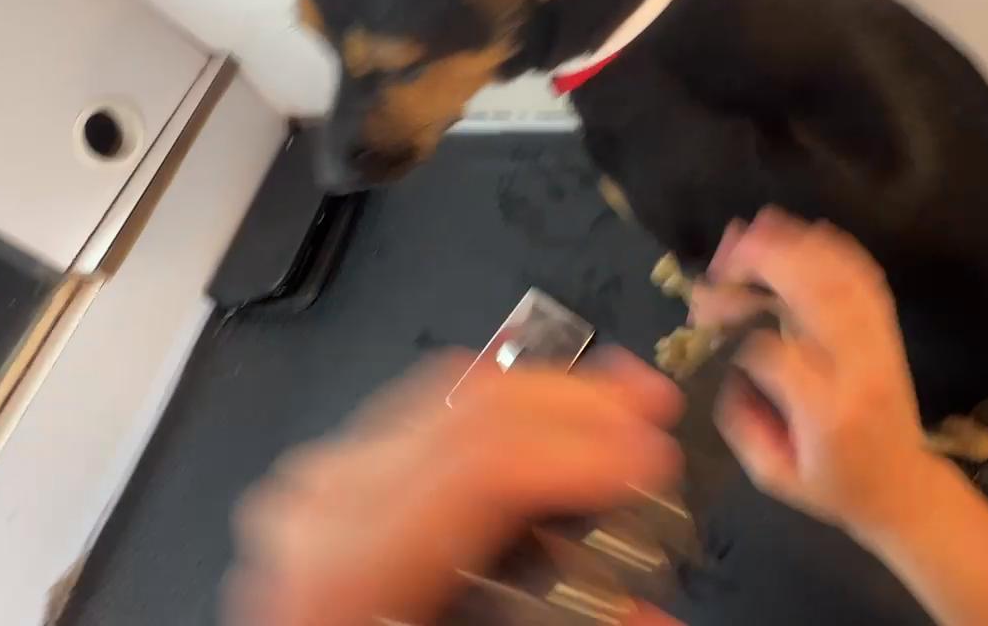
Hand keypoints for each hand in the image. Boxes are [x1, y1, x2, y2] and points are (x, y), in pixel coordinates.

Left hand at [224, 349, 685, 625]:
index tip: (649, 454)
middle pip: (479, 407)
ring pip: (464, 386)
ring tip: (621, 398)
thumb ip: (565, 624)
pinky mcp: (350, 455)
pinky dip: (512, 394)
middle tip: (653, 408)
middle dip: (584, 400)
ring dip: (556, 389)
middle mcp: (334, 501)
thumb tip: (651, 613)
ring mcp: (336, 467)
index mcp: (347, 570)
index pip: (482, 466)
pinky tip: (555, 402)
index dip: (580, 450)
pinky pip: (443, 397)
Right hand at [689, 209, 950, 541]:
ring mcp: (880, 345)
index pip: (774, 349)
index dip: (734, 319)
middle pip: (815, 296)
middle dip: (767, 262)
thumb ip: (741, 420)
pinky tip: (808, 232)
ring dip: (798, 245)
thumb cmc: (834, 486)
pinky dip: (836, 248)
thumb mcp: (774, 475)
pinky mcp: (889, 331)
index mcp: (826, 413)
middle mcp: (858, 370)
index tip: (705, 314)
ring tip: (758, 228)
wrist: (905, 489)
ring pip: (842, 279)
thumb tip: (721, 357)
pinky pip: (866, 278)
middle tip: (728, 251)